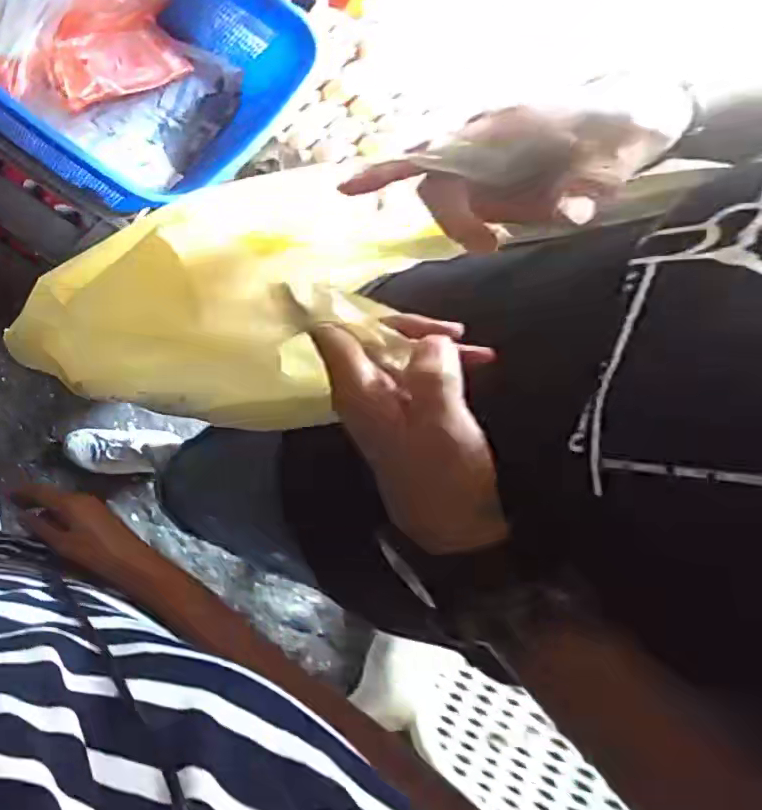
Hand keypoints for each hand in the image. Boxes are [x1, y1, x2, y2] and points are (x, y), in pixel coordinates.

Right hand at [14, 484, 177, 595]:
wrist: (137, 566)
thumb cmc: (97, 556)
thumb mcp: (64, 545)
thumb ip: (41, 529)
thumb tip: (22, 515)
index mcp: (69, 502)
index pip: (39, 491)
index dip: (22, 492)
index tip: (6, 493)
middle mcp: (80, 497)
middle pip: (51, 493)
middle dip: (32, 497)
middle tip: (15, 503)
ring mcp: (92, 504)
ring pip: (62, 500)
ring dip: (46, 505)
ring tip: (31, 514)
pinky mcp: (100, 514)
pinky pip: (72, 507)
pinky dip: (58, 511)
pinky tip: (54, 523)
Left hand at [310, 318, 508, 554]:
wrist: (449, 521)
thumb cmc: (443, 472)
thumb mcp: (444, 420)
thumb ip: (432, 374)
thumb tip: (429, 339)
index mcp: (354, 387)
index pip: (331, 334)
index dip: (341, 310)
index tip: (359, 288)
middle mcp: (356, 388)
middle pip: (364, 339)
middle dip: (405, 327)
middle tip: (458, 330)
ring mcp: (375, 398)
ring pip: (391, 354)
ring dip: (429, 345)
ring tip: (479, 349)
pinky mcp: (397, 409)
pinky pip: (407, 373)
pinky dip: (436, 364)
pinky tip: (475, 362)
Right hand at [340, 101, 674, 252]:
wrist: (639, 107)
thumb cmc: (622, 123)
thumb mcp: (622, 152)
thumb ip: (592, 184)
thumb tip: (569, 217)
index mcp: (493, 129)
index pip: (426, 154)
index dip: (381, 172)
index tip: (345, 189)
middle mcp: (470, 145)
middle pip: (436, 189)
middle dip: (460, 220)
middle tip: (489, 246)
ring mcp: (473, 162)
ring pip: (460, 200)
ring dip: (497, 216)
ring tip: (557, 208)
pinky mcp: (482, 178)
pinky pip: (476, 203)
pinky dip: (497, 214)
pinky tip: (542, 204)